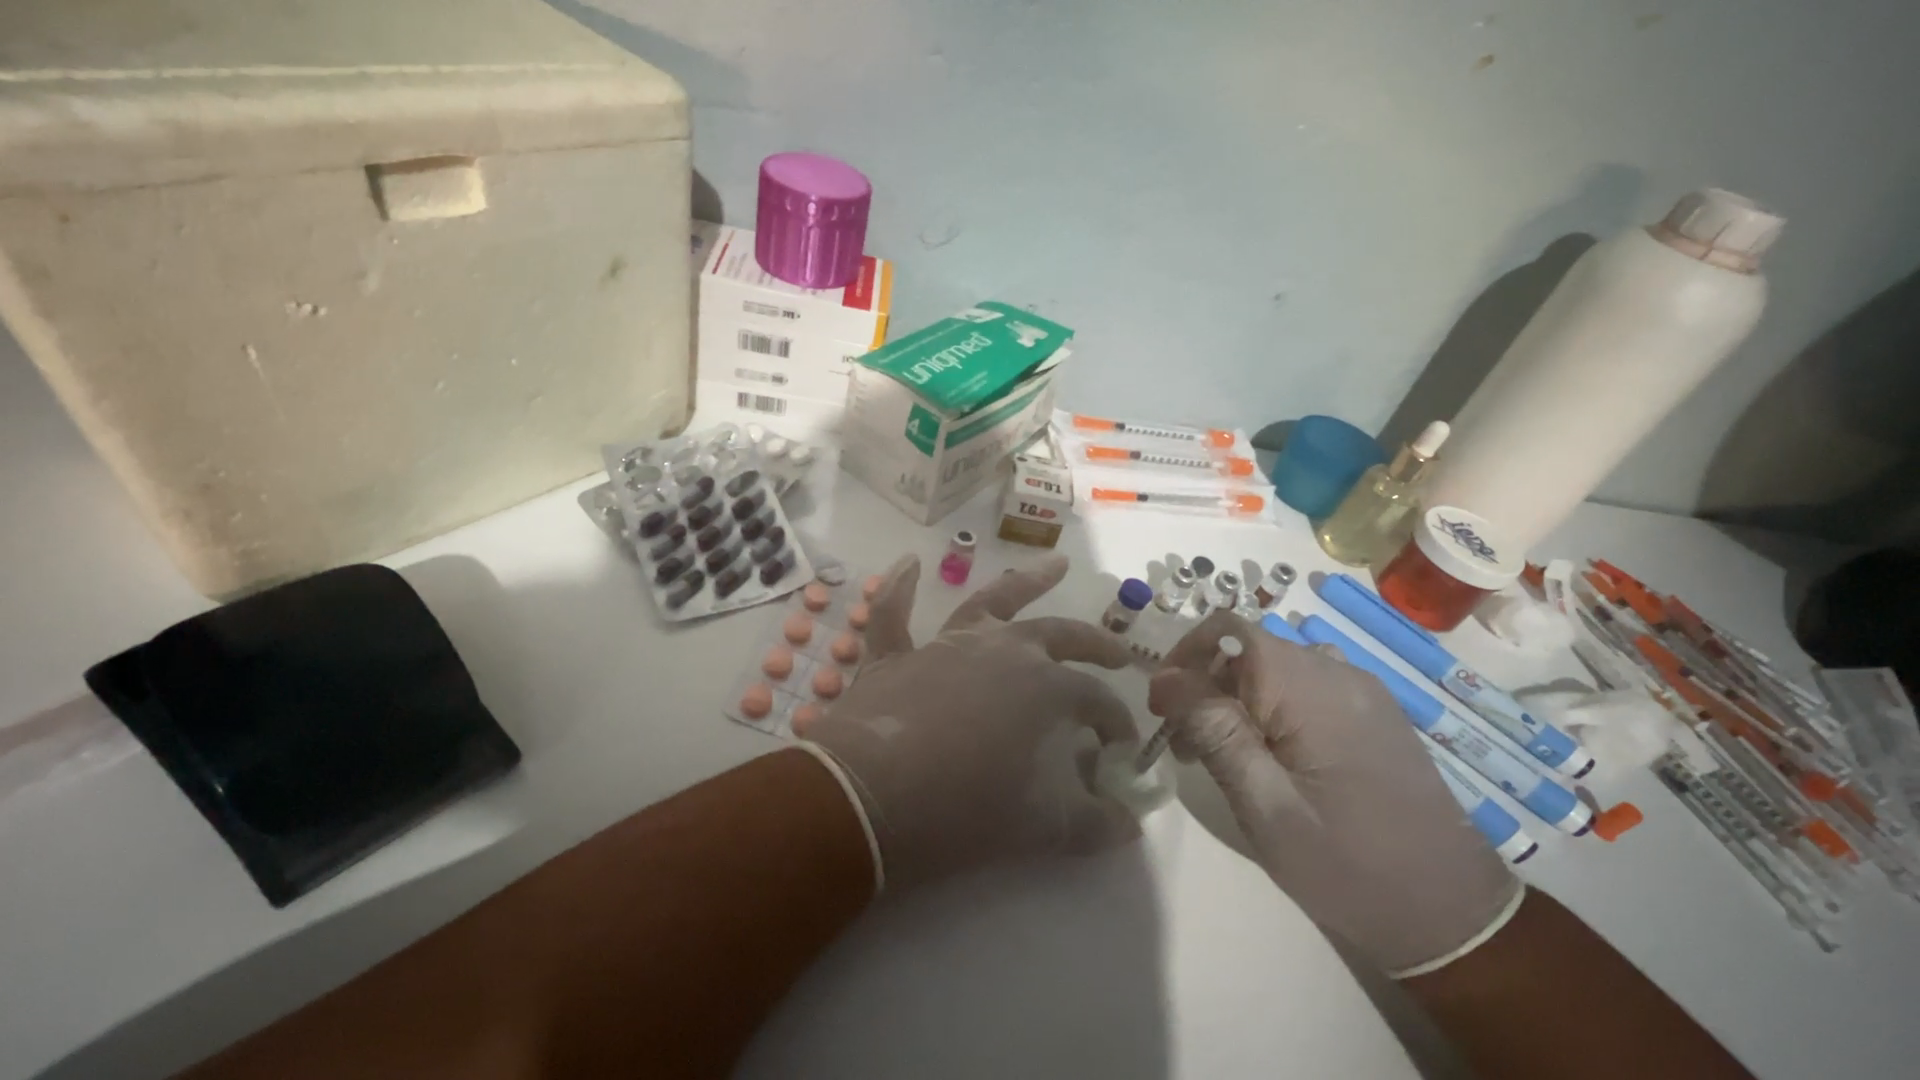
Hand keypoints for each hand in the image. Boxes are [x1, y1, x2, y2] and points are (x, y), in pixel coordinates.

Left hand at [803, 554, 1142, 889]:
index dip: (1116, 726)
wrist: (872, 802)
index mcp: (1049, 688)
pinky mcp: (895, 658)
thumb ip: (1098, 825)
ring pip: (992, 602)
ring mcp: (947, 648)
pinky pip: (893, 614)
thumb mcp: (1048, 830)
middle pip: (1061, 637)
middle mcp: (1005, 652)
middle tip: (1119, 654)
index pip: (1098, 702)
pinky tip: (908, 563)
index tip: (1122, 753)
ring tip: (1057, 564)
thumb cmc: (969, 813)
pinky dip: (899, 587)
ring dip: (1027, 581)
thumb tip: (1131, 823)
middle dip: (1095, 645)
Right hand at [1148, 611, 1521, 975]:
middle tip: (1184, 746)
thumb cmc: (1346, 865)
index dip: (1184, 657)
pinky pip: (1307, 688)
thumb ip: (1214, 731)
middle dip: (1205, 684)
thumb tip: (1165, 677)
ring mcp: (1363, 693)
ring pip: (1276, 668)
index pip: (1229, 630)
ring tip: (1221, 755)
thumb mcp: (1264, 803)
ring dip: (1236, 698)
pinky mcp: (1374, 716)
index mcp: (1310, 686)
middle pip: (1251, 648)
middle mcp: (1339, 673)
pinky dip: (1272, 708)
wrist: (1450, 912)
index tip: (1161, 710)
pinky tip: (1268, 758)